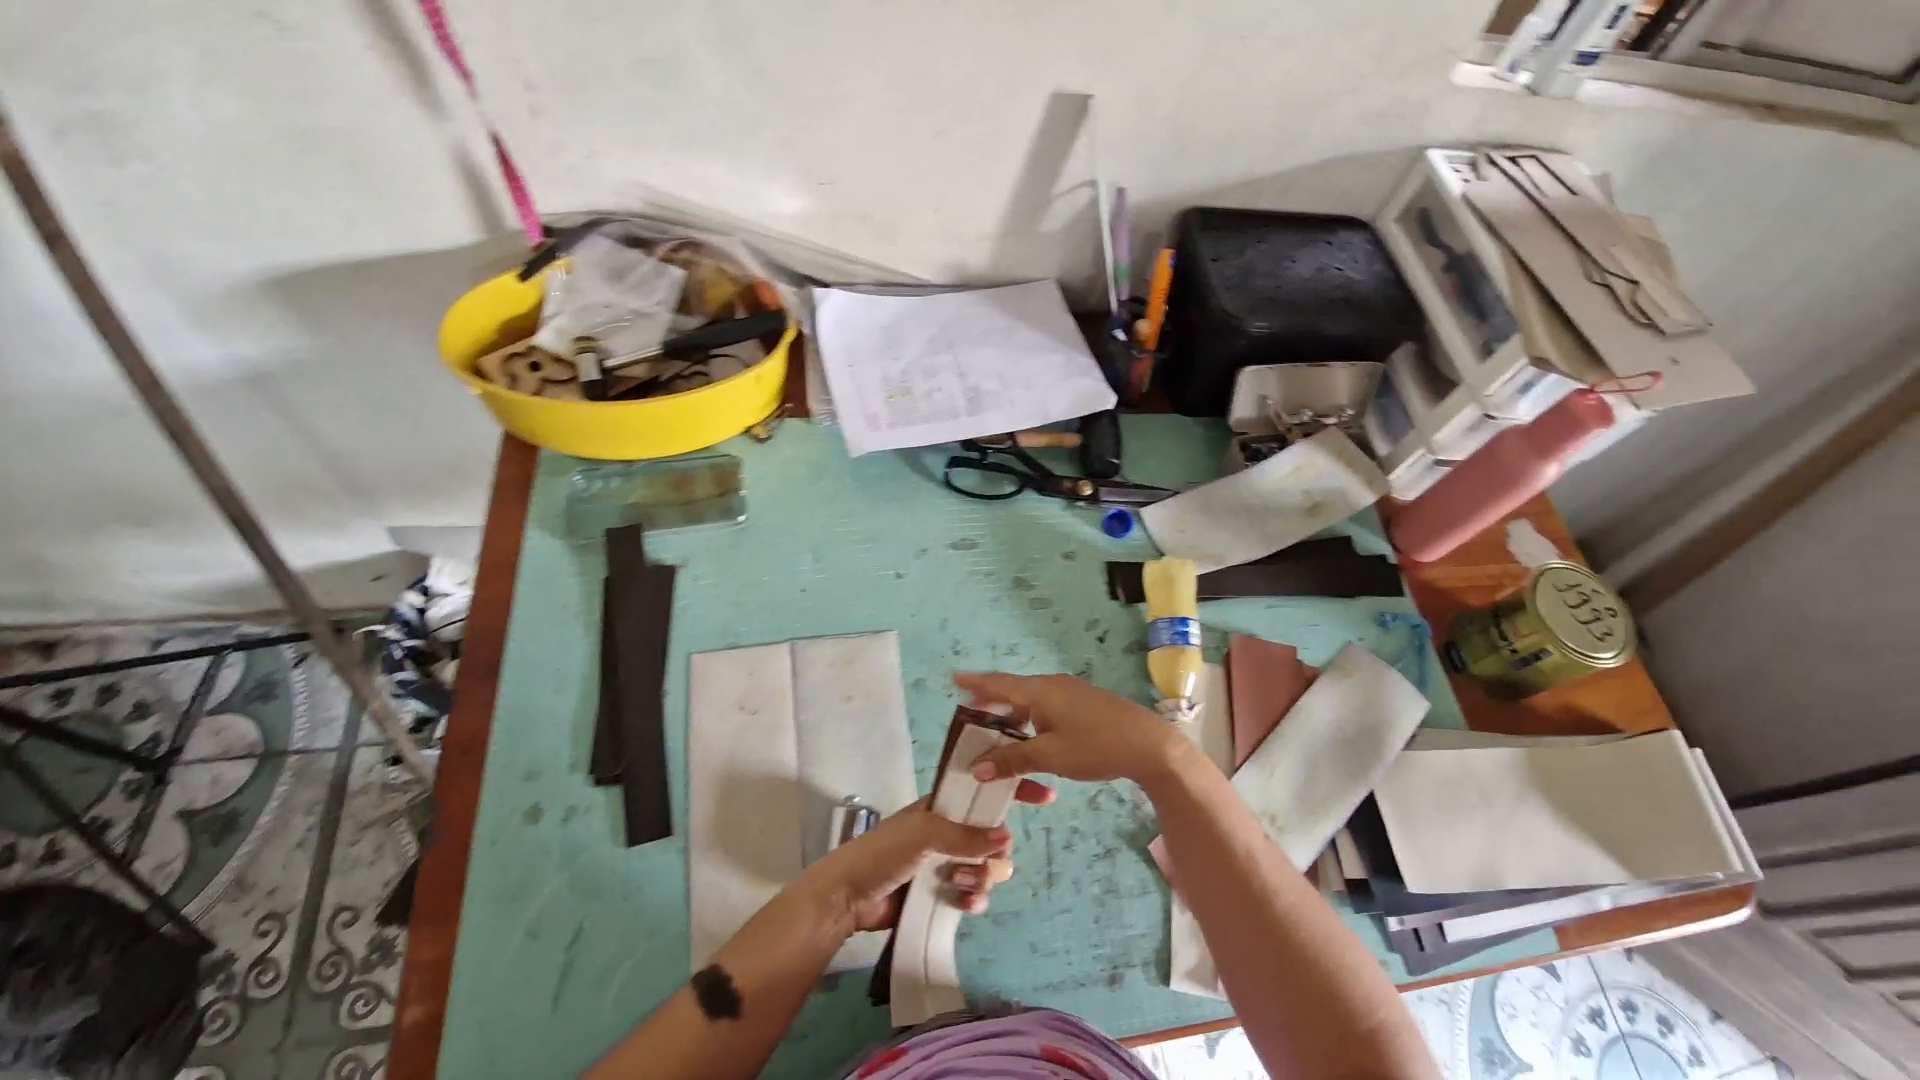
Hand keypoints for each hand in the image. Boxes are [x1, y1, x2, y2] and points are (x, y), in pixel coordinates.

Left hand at [803, 782, 1053, 932]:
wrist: (849, 897)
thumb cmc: (882, 852)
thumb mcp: (923, 833)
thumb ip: (965, 835)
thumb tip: (1006, 837)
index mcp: (942, 807)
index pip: (983, 792)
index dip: (1013, 791)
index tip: (1045, 797)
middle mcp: (949, 832)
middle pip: (994, 837)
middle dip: (993, 852)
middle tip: (977, 861)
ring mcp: (946, 863)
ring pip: (988, 868)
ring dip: (982, 877)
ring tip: (959, 883)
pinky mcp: (942, 893)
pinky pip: (975, 894)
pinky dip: (975, 899)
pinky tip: (965, 903)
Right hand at [954, 672, 1185, 785]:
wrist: (1150, 745)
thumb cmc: (1096, 746)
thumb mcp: (1050, 756)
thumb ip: (1012, 759)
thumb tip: (977, 767)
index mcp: (1040, 691)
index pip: (998, 684)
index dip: (974, 684)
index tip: (953, 678)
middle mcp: (1052, 686)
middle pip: (1013, 692)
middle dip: (990, 704)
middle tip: (969, 716)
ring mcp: (1071, 694)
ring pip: (1031, 702)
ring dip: (1011, 716)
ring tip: (995, 732)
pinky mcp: (1084, 705)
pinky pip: (1046, 708)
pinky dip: (1030, 720)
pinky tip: (1031, 738)